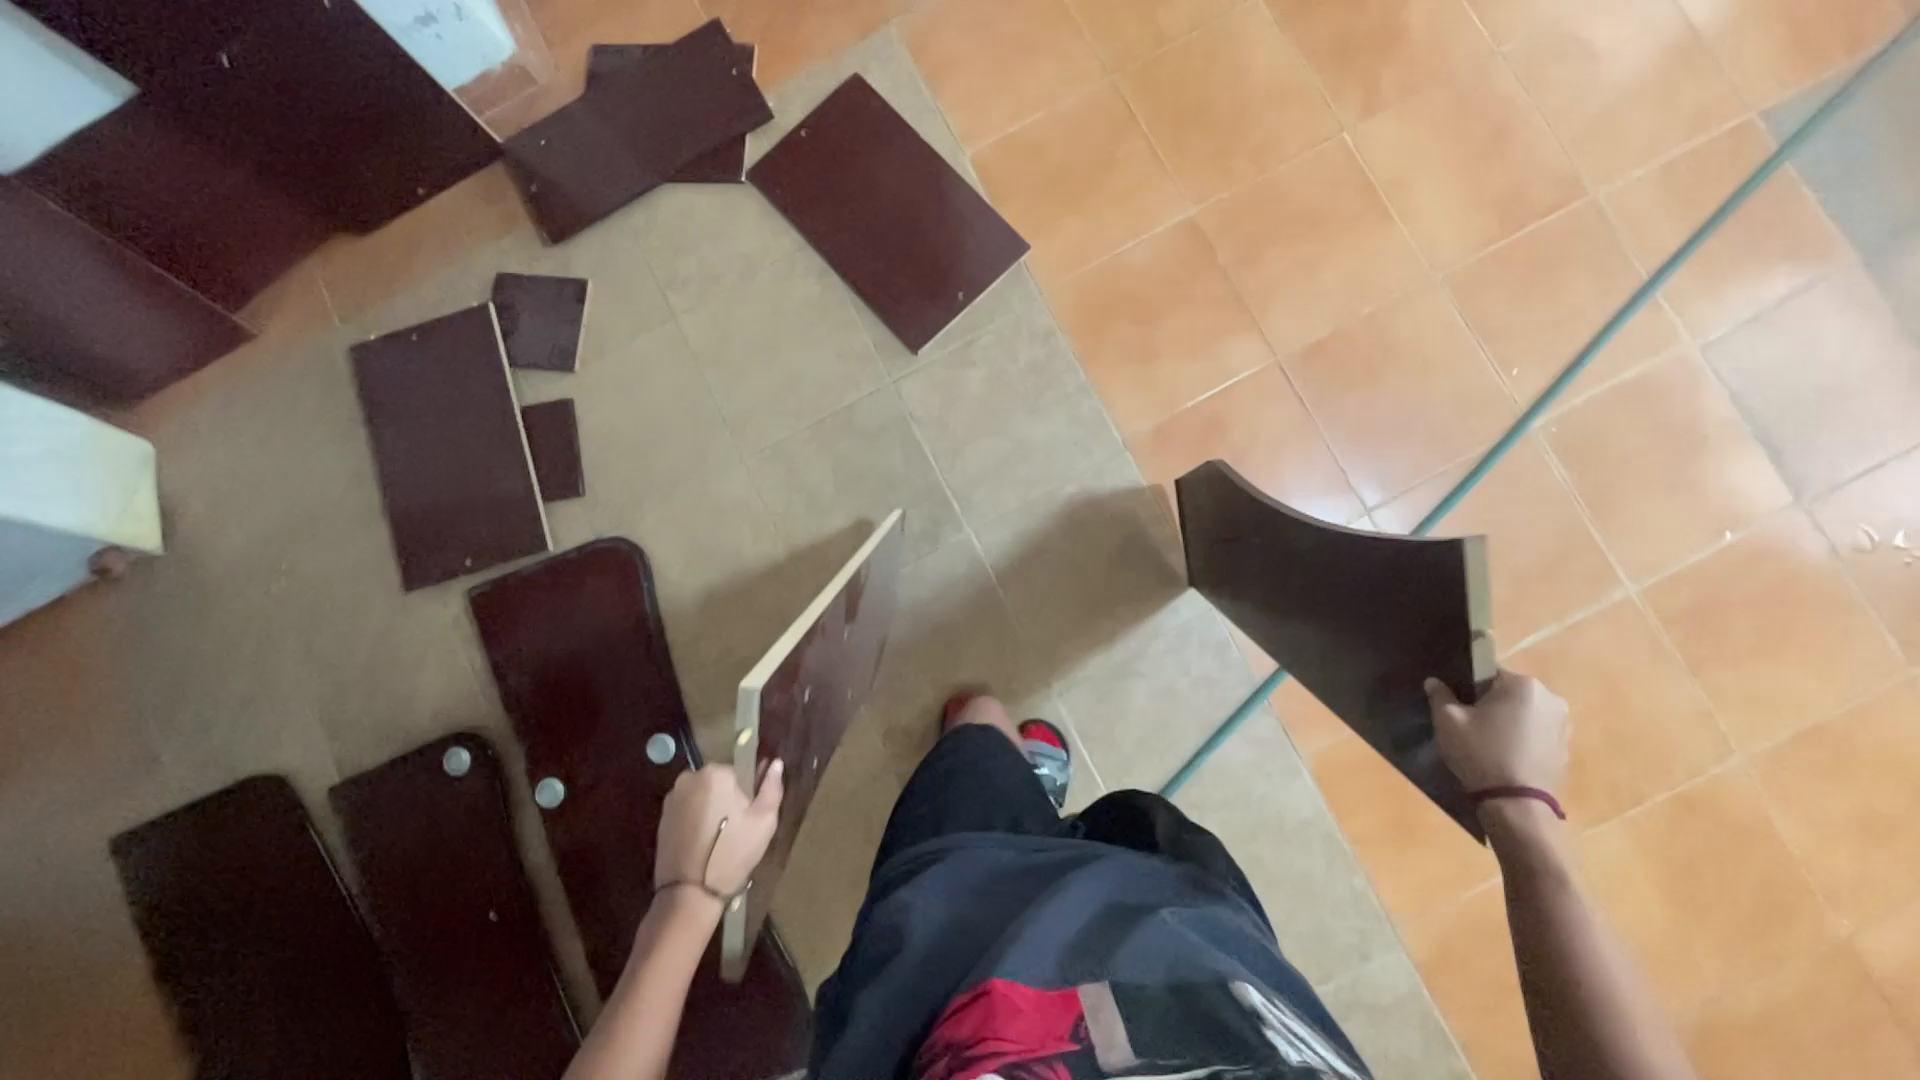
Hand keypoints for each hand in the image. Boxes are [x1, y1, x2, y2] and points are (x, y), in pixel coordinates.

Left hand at [654, 762, 783, 898]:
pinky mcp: (661, 818)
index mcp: (715, 773)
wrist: (689, 892)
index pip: (740, 773)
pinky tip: (703, 844)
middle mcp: (689, 777)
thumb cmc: (732, 852)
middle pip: (719, 783)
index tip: (749, 817)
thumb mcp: (764, 820)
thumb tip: (775, 763)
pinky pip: (687, 811)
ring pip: (702, 796)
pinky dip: (696, 821)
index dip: (748, 795)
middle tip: (737, 830)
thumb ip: (771, 787)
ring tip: (719, 840)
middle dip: (728, 800)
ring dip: (711, 810)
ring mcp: (672, 798)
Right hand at [1424, 670, 1568, 793]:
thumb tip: (1434, 682)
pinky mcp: (1566, 747)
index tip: (1458, 706)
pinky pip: (1537, 733)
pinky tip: (1506, 756)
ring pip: (1525, 713)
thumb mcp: (1448, 721)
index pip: (1488, 672)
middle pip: (1509, 692)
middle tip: (1470, 725)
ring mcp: (1563, 724)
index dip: (1468, 687)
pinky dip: (1522, 738)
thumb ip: (1440, 696)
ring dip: (1509, 721)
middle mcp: (1550, 698)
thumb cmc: (1480, 754)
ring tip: (1489, 743)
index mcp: (1523, 684)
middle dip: (1491, 704)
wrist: (1517, 804)